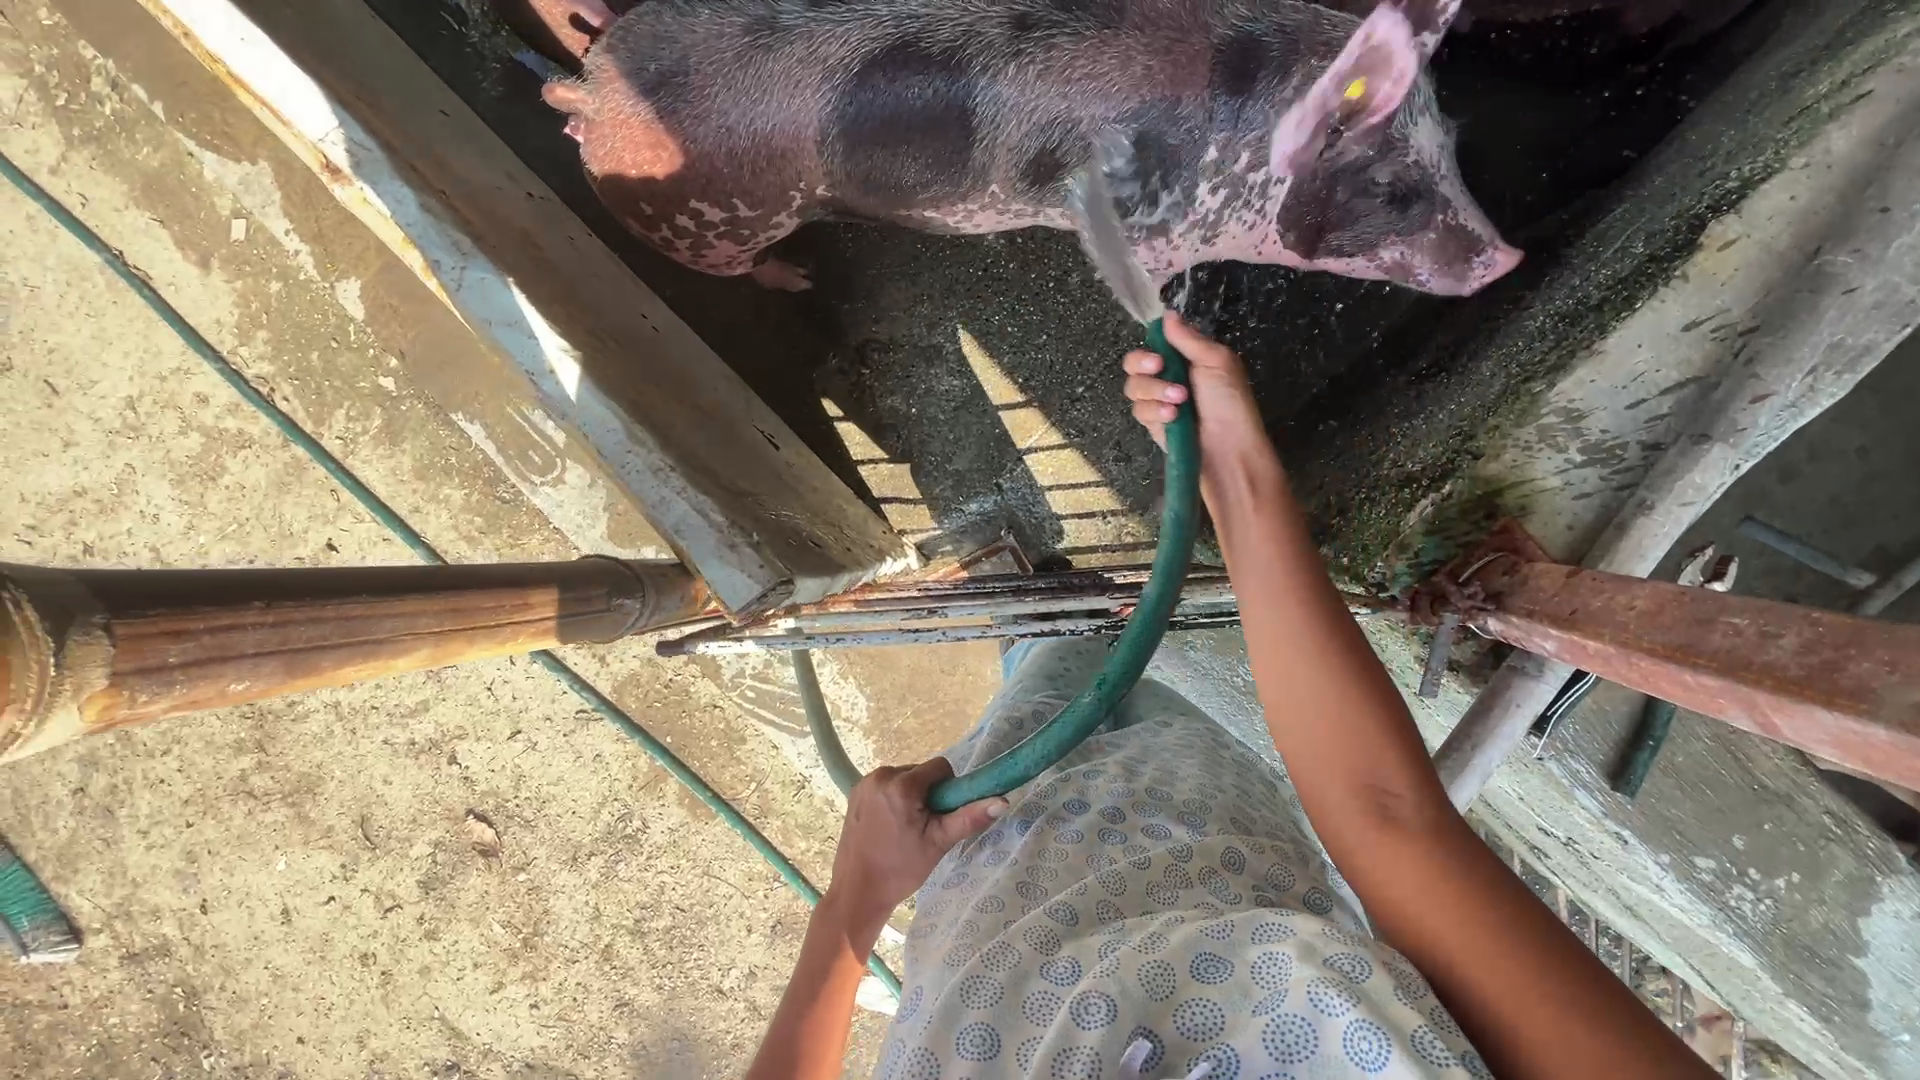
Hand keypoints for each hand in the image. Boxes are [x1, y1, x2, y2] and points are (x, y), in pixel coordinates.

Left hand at [827, 758, 1007, 925]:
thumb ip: (969, 817)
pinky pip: (886, 784)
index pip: (940, 767)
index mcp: (901, 785)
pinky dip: (893, 798)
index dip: (948, 790)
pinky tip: (889, 825)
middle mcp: (880, 775)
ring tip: (905, 828)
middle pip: (921, 772)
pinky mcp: (855, 790)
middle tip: (923, 826)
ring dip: (911, 796)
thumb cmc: (900, 869)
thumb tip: (1003, 801)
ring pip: (904, 777)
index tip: (941, 816)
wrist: (857, 891)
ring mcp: (865, 782)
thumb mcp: (939, 843)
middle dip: (928, 794)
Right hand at [1122, 312, 1278, 491]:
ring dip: (1154, 391)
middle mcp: (1169, 376)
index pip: (1155, 343)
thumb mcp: (1216, 361)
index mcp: (1186, 357)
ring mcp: (1158, 400)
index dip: (1151, 346)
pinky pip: (1139, 410)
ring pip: (1134, 387)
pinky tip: (1173, 418)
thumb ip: (1188, 338)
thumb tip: (1167, 314)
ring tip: (1179, 402)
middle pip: (1134, 363)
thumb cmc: (1229, 401)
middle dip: (1143, 367)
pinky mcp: (1153, 423)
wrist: (1228, 446)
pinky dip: (1155, 411)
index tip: (1160, 354)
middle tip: (1160, 369)